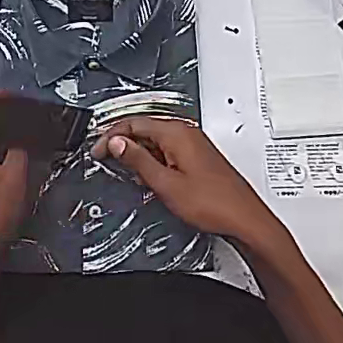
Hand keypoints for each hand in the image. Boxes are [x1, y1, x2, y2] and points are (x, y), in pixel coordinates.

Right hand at [91, 117, 283, 244]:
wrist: (243, 218)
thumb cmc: (214, 203)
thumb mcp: (165, 184)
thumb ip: (138, 161)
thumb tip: (118, 143)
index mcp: (177, 134)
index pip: (134, 123)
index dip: (111, 135)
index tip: (98, 149)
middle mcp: (187, 134)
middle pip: (145, 129)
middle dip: (123, 143)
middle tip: (105, 158)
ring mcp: (194, 145)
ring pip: (156, 141)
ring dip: (138, 153)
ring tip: (127, 171)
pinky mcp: (198, 157)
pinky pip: (168, 150)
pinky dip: (154, 160)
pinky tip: (149, 177)